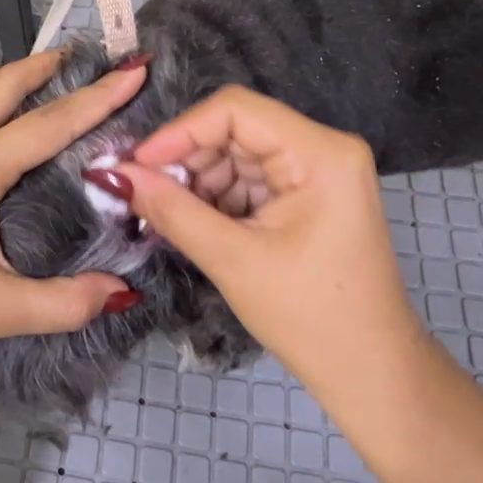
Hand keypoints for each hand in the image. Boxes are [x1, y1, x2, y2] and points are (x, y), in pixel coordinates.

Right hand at [115, 86, 422, 378]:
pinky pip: (250, 178)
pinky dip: (217, 197)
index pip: (235, 110)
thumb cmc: (309, 317)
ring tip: (164, 215)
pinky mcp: (308, 195)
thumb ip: (171, 210)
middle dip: (186, 160)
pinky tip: (192, 222)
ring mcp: (318, 171)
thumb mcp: (232, 259)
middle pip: (235, 130)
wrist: (370, 372)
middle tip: (143, 194)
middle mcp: (324, 149)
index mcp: (320, 153)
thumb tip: (112, 175)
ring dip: (197, 181)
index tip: (136, 165)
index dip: (180, 132)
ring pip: (237, 154)